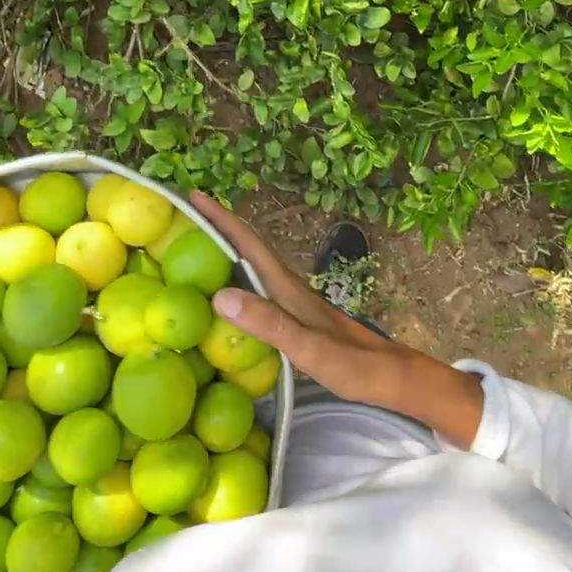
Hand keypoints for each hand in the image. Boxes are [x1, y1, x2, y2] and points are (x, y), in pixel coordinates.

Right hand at [190, 193, 483, 446]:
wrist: (389, 375)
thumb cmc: (351, 363)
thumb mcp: (308, 348)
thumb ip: (269, 323)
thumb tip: (222, 295)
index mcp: (286, 289)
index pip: (248, 244)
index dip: (221, 219)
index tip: (192, 196)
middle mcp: (287, 288)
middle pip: (247, 248)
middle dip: (217, 227)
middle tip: (182, 214)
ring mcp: (291, 302)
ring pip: (252, 265)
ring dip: (226, 249)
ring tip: (195, 244)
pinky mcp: (294, 316)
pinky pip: (258, 286)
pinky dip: (237, 276)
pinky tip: (227, 291)